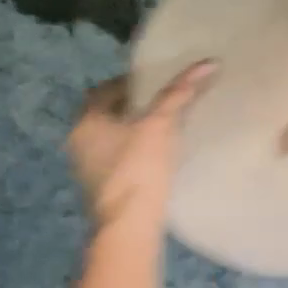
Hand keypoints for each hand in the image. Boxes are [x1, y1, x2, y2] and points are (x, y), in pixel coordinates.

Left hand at [66, 62, 213, 230]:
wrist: (129, 225)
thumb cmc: (138, 166)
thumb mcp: (161, 124)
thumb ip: (180, 93)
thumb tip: (207, 62)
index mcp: (86, 123)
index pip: (103, 91)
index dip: (129, 81)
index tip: (156, 78)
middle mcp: (79, 143)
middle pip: (107, 113)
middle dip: (133, 103)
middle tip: (165, 96)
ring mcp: (89, 167)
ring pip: (112, 136)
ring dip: (134, 126)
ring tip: (167, 120)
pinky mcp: (104, 186)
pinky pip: (118, 155)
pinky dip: (135, 147)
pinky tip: (160, 148)